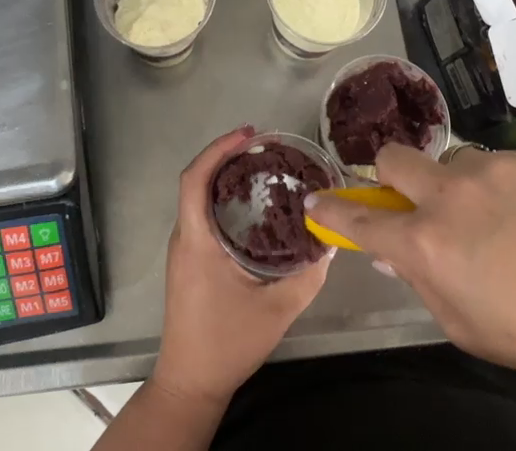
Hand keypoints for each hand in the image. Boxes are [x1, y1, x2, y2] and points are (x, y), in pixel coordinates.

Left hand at [151, 126, 331, 406]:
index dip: (217, 150)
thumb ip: (307, 277)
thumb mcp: (276, 311)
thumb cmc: (226, 343)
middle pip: (196, 182)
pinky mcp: (188, 262)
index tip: (248, 135)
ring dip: (225, 178)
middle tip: (264, 148)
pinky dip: (224, 201)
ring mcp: (183, 250)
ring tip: (263, 169)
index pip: (194, 179)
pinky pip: (202, 216)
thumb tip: (331, 244)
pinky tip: (254, 208)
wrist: (190, 381)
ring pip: (199, 199)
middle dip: (227, 157)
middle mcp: (184, 238)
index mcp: (196, 241)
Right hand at [303, 144, 515, 388]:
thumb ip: (420, 281)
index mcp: (425, 243)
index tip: (316, 200)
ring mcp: (490, 170)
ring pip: (450, 162)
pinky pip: (494, 164)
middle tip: (415, 202)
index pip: (360, 219)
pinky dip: (497, 186)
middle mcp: (448, 196)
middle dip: (391, 176)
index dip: (333, 210)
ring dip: (454, 186)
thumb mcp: (460, 325)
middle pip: (393, 158)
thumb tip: (395, 254)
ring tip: (495, 220)